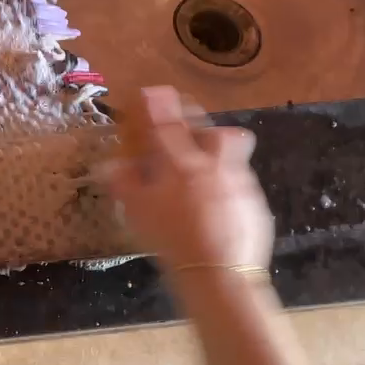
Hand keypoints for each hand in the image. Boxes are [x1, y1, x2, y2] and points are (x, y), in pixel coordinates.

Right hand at [105, 86, 273, 271]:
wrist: (219, 274)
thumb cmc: (169, 239)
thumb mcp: (136, 211)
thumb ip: (123, 183)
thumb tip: (109, 164)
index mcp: (179, 165)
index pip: (166, 125)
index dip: (157, 105)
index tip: (152, 90)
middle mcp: (212, 166)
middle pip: (211, 130)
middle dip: (197, 119)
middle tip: (185, 116)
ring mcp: (238, 183)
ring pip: (232, 151)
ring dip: (216, 146)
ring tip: (203, 157)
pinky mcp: (255, 202)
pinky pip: (241, 178)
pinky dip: (226, 178)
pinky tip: (215, 197)